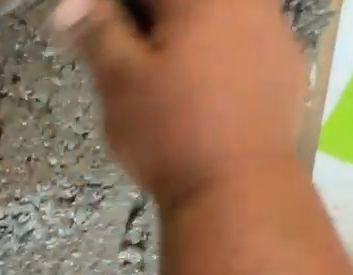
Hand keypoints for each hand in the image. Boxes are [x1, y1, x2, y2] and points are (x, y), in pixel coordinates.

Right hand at [54, 0, 309, 209]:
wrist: (233, 179)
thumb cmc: (165, 128)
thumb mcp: (118, 81)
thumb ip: (98, 33)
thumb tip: (70, 5)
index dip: (111, 13)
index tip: (93, 35)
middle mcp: (245, 1)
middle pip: (183, 5)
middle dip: (146, 24)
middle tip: (118, 60)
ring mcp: (272, 29)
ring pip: (214, 18)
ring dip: (178, 37)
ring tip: (154, 81)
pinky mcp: (282, 62)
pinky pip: (240, 41)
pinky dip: (210, 55)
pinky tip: (192, 94)